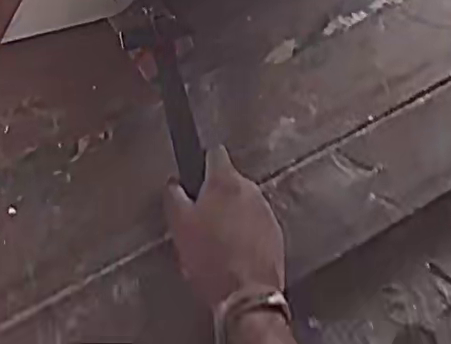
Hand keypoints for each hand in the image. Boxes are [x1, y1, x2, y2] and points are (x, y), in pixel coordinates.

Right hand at [163, 146, 285, 313]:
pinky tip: (234, 251)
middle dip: (216, 193)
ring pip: (244, 203)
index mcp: (225, 179)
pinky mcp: (277, 237)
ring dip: (232, 213)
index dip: (202, 161)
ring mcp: (267, 213)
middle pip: (229, 180)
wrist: (246, 298)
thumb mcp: (178, 222)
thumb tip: (174, 183)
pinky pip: (256, 224)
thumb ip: (173, 193)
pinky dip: (246, 232)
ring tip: (217, 238)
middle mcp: (250, 189)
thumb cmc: (210, 256)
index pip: (215, 151)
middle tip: (201, 215)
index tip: (195, 176)